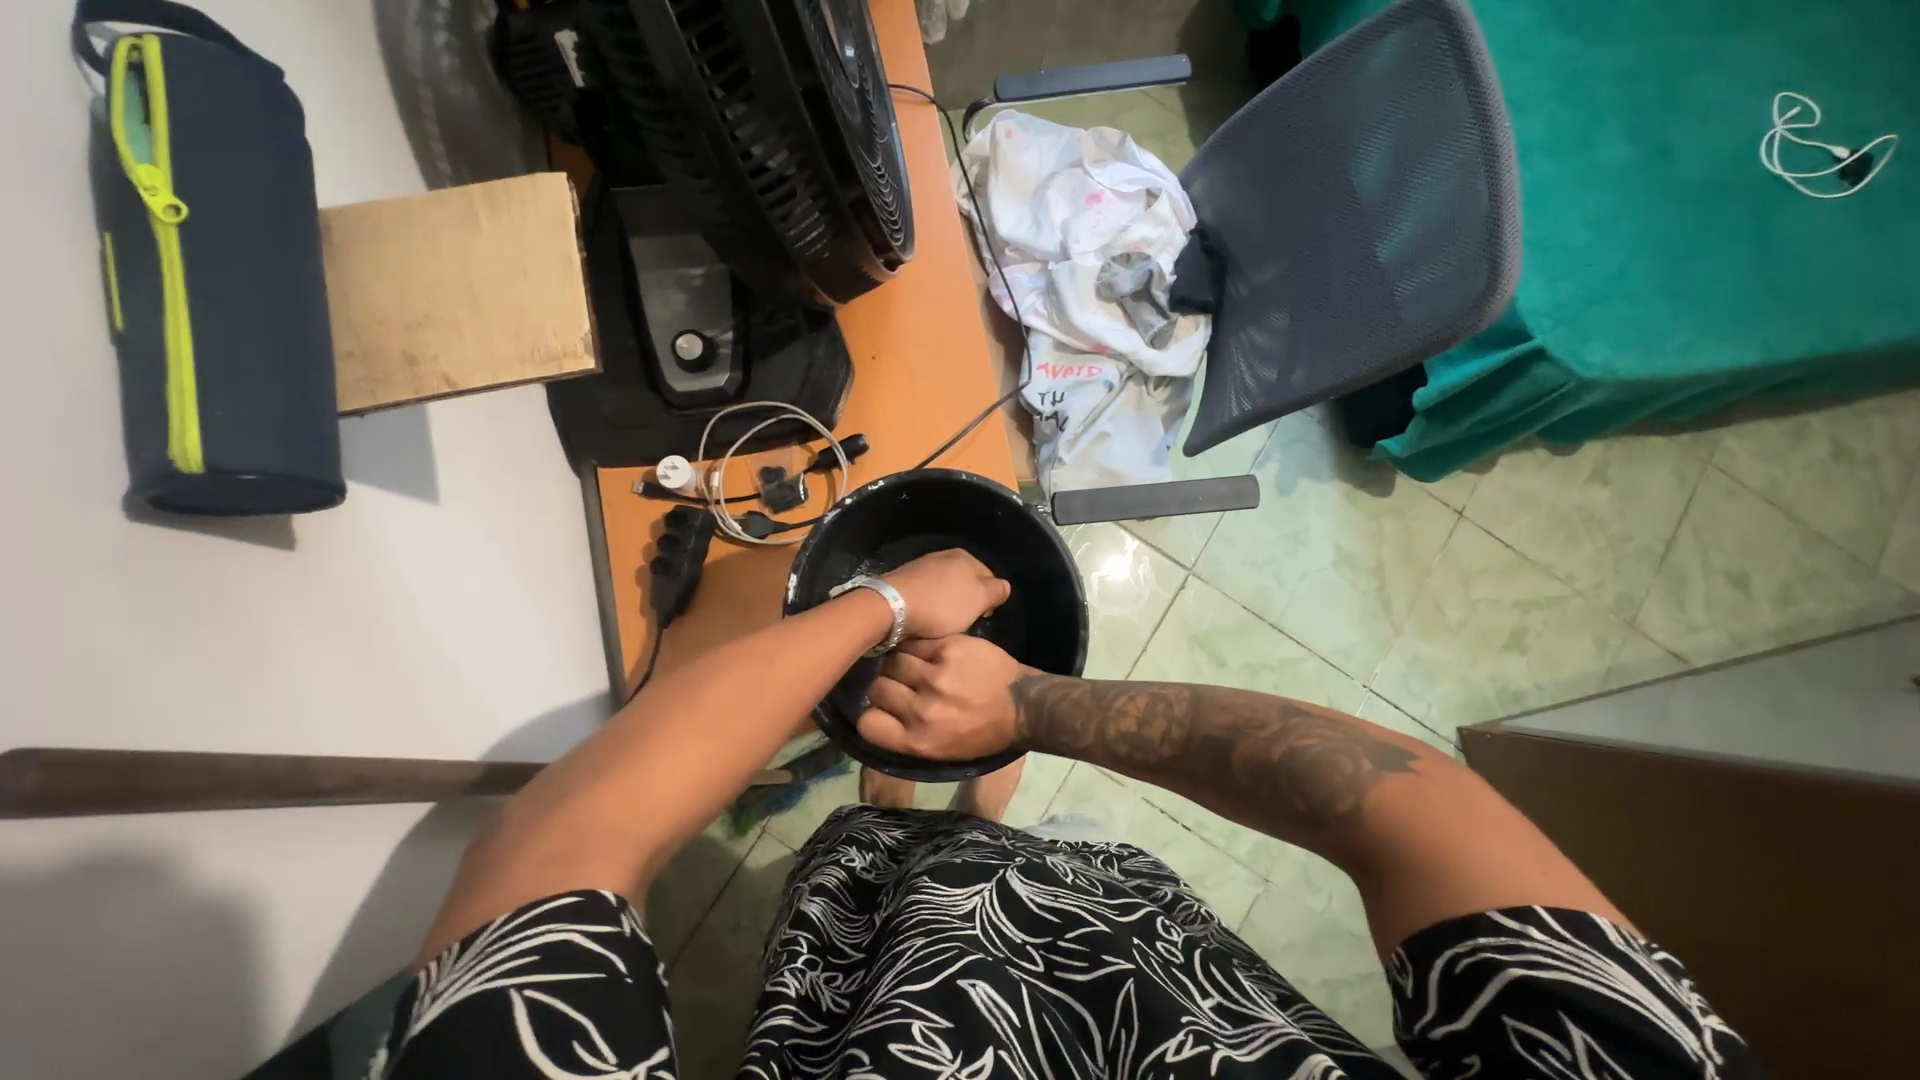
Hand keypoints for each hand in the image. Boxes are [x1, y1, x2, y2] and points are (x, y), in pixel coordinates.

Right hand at [858, 636, 1025, 760]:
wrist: (1023, 705)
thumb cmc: (983, 732)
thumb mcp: (941, 751)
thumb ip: (906, 735)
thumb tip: (873, 712)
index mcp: (918, 741)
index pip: (867, 723)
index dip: (872, 714)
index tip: (883, 709)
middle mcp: (923, 709)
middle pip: (877, 687)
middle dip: (887, 685)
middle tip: (904, 685)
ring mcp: (937, 676)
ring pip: (894, 660)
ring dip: (901, 663)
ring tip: (916, 667)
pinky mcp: (950, 648)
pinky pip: (916, 643)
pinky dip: (919, 648)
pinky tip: (931, 654)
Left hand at [881, 549, 1011, 639]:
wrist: (891, 607)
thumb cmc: (942, 605)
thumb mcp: (977, 600)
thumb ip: (994, 592)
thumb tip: (1005, 585)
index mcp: (964, 557)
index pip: (988, 575)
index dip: (991, 596)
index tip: (985, 616)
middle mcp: (943, 556)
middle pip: (965, 580)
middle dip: (968, 599)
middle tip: (967, 622)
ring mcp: (921, 567)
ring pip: (945, 587)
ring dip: (948, 603)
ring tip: (946, 623)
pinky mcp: (903, 581)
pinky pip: (926, 594)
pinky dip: (930, 605)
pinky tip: (927, 618)